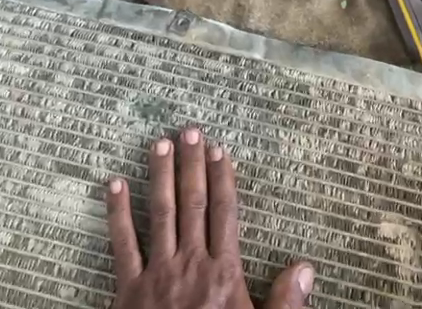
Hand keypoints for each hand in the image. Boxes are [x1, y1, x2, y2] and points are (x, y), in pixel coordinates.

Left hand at [105, 125, 314, 308]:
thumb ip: (284, 303)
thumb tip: (305, 267)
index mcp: (224, 274)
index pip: (225, 213)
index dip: (222, 178)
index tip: (218, 149)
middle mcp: (191, 265)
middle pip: (193, 203)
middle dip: (191, 165)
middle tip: (188, 130)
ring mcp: (158, 275)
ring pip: (160, 213)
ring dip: (160, 176)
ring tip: (159, 143)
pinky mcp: (129, 291)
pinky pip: (123, 245)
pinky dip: (118, 213)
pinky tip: (115, 184)